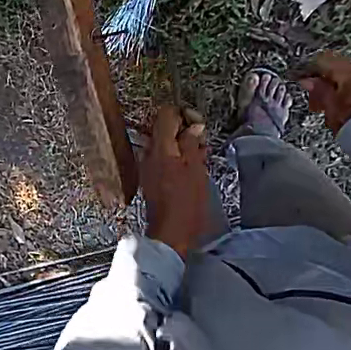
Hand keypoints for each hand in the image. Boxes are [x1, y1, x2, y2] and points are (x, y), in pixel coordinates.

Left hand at [141, 105, 211, 253]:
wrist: (171, 234)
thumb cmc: (186, 205)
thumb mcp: (195, 169)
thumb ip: (192, 144)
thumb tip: (193, 127)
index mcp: (159, 148)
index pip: (166, 114)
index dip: (184, 115)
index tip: (198, 124)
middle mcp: (149, 154)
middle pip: (164, 129)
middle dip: (185, 132)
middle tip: (202, 143)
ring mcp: (148, 167)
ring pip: (165, 146)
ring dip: (183, 148)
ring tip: (200, 159)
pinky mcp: (151, 180)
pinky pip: (163, 160)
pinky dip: (177, 160)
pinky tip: (191, 172)